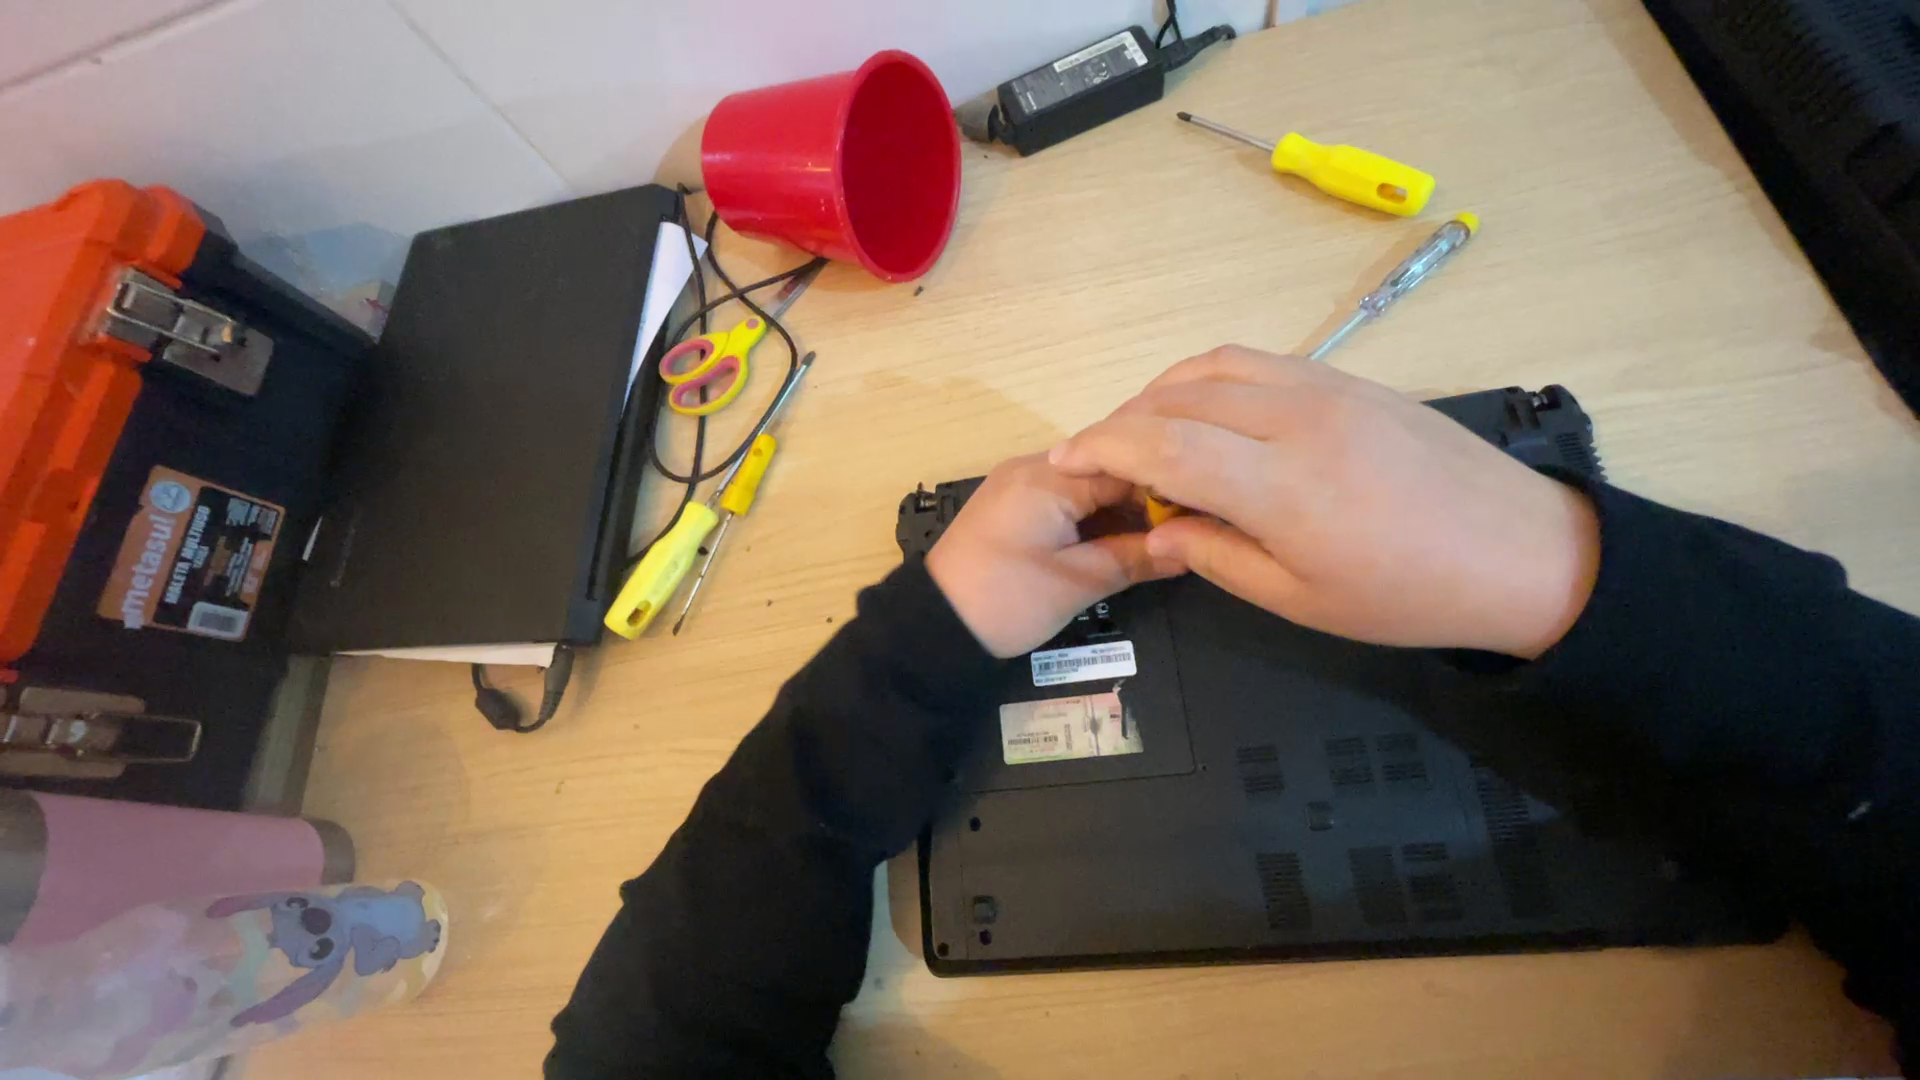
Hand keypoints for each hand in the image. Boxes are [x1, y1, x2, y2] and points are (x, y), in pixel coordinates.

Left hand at [925, 454, 1183, 657]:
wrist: (934, 625)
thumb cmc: (1005, 602)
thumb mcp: (1076, 584)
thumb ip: (1135, 560)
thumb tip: (1190, 551)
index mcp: (1047, 478)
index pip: (1125, 463)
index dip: (1167, 487)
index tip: (1203, 512)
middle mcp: (1032, 466)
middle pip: (1106, 467)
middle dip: (1146, 497)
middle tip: (1186, 528)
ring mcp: (1019, 482)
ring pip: (1088, 482)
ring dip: (1120, 508)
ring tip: (1160, 536)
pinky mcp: (1013, 502)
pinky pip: (1065, 496)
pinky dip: (1093, 515)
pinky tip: (1120, 538)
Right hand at [1048, 347, 1600, 658]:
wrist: (1524, 552)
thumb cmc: (1406, 594)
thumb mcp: (1300, 599)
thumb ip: (1215, 556)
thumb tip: (1157, 529)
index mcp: (1283, 485)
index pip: (1162, 447)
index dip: (1101, 449)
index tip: (1063, 461)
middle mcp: (1296, 418)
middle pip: (1176, 398)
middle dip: (1119, 424)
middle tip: (1096, 459)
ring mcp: (1325, 387)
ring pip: (1211, 367)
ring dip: (1158, 394)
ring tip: (1140, 433)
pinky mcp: (1346, 378)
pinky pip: (1253, 361)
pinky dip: (1204, 379)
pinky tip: (1199, 410)